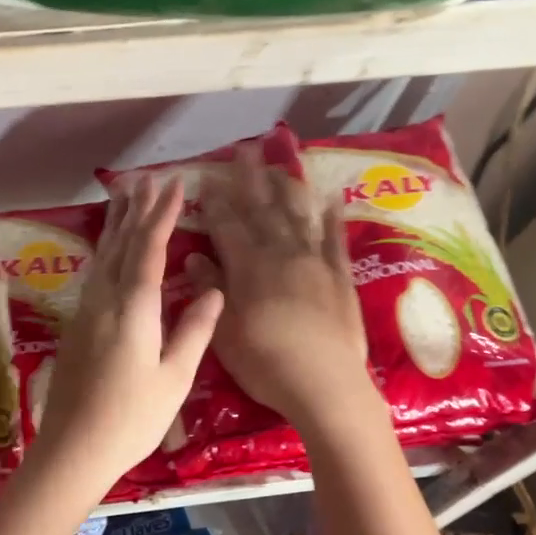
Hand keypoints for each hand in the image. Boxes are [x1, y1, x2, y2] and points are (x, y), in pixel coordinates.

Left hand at [31, 175, 223, 485]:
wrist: (73, 449)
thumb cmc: (131, 419)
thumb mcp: (174, 378)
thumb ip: (193, 330)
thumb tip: (213, 291)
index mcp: (133, 309)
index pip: (148, 249)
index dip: (161, 215)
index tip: (174, 184)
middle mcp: (104, 303)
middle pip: (120, 246)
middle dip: (136, 211)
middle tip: (146, 179)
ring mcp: (84, 317)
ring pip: (101, 260)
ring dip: (115, 228)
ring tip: (123, 201)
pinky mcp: (75, 333)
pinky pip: (94, 279)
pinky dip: (106, 256)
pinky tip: (109, 257)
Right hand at [195, 143, 375, 431]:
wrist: (324, 384)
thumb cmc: (264, 364)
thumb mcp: (225, 332)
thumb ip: (212, 289)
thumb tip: (195, 257)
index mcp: (248, 268)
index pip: (227, 227)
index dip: (215, 204)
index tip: (205, 181)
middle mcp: (282, 254)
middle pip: (263, 211)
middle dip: (250, 181)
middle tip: (244, 150)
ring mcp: (315, 262)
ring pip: (298, 215)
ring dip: (286, 189)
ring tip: (278, 165)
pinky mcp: (340, 277)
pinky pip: (334, 238)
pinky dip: (330, 217)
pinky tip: (328, 200)